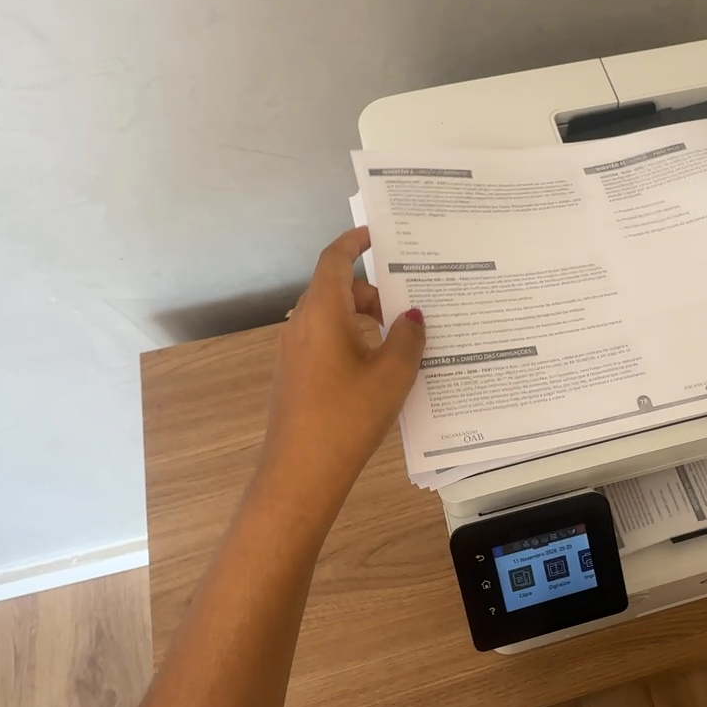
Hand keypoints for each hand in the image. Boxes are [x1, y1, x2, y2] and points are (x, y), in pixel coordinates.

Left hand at [261, 227, 425, 494]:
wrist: (301, 471)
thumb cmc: (349, 415)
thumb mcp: (393, 374)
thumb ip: (408, 337)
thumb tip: (412, 317)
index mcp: (323, 312)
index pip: (335, 260)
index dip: (354, 242)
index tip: (376, 235)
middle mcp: (302, 325)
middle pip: (338, 291)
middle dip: (374, 294)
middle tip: (412, 307)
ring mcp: (294, 352)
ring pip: (333, 319)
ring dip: (366, 321)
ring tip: (403, 341)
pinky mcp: (295, 376)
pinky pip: (327, 343)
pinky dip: (353, 342)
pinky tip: (379, 370)